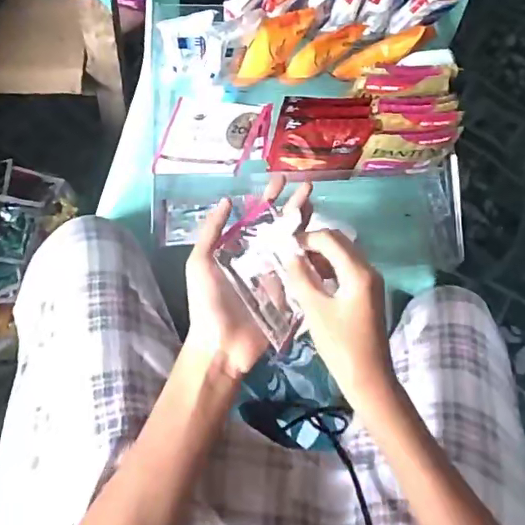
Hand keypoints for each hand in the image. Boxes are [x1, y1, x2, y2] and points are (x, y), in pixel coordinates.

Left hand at [181, 176, 310, 382]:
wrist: (221, 344)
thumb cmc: (206, 302)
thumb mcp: (199, 262)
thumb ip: (211, 232)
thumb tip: (226, 200)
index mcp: (239, 248)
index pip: (257, 217)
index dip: (269, 198)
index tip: (281, 179)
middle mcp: (260, 257)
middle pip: (281, 226)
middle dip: (294, 205)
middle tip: (308, 186)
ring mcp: (278, 275)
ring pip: (296, 244)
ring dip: (307, 225)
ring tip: (317, 206)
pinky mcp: (291, 294)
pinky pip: (305, 272)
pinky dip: (315, 257)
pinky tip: (325, 241)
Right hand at [282, 229, 397, 407]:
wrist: (369, 380)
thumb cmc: (340, 345)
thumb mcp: (315, 309)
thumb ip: (300, 277)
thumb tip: (288, 254)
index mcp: (358, 272)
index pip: (329, 238)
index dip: (304, 238)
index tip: (282, 246)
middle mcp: (368, 270)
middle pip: (338, 242)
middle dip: (312, 244)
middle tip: (287, 254)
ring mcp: (370, 282)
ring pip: (342, 255)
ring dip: (319, 256)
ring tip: (294, 267)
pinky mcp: (367, 293)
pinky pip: (346, 269)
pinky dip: (327, 268)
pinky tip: (310, 280)